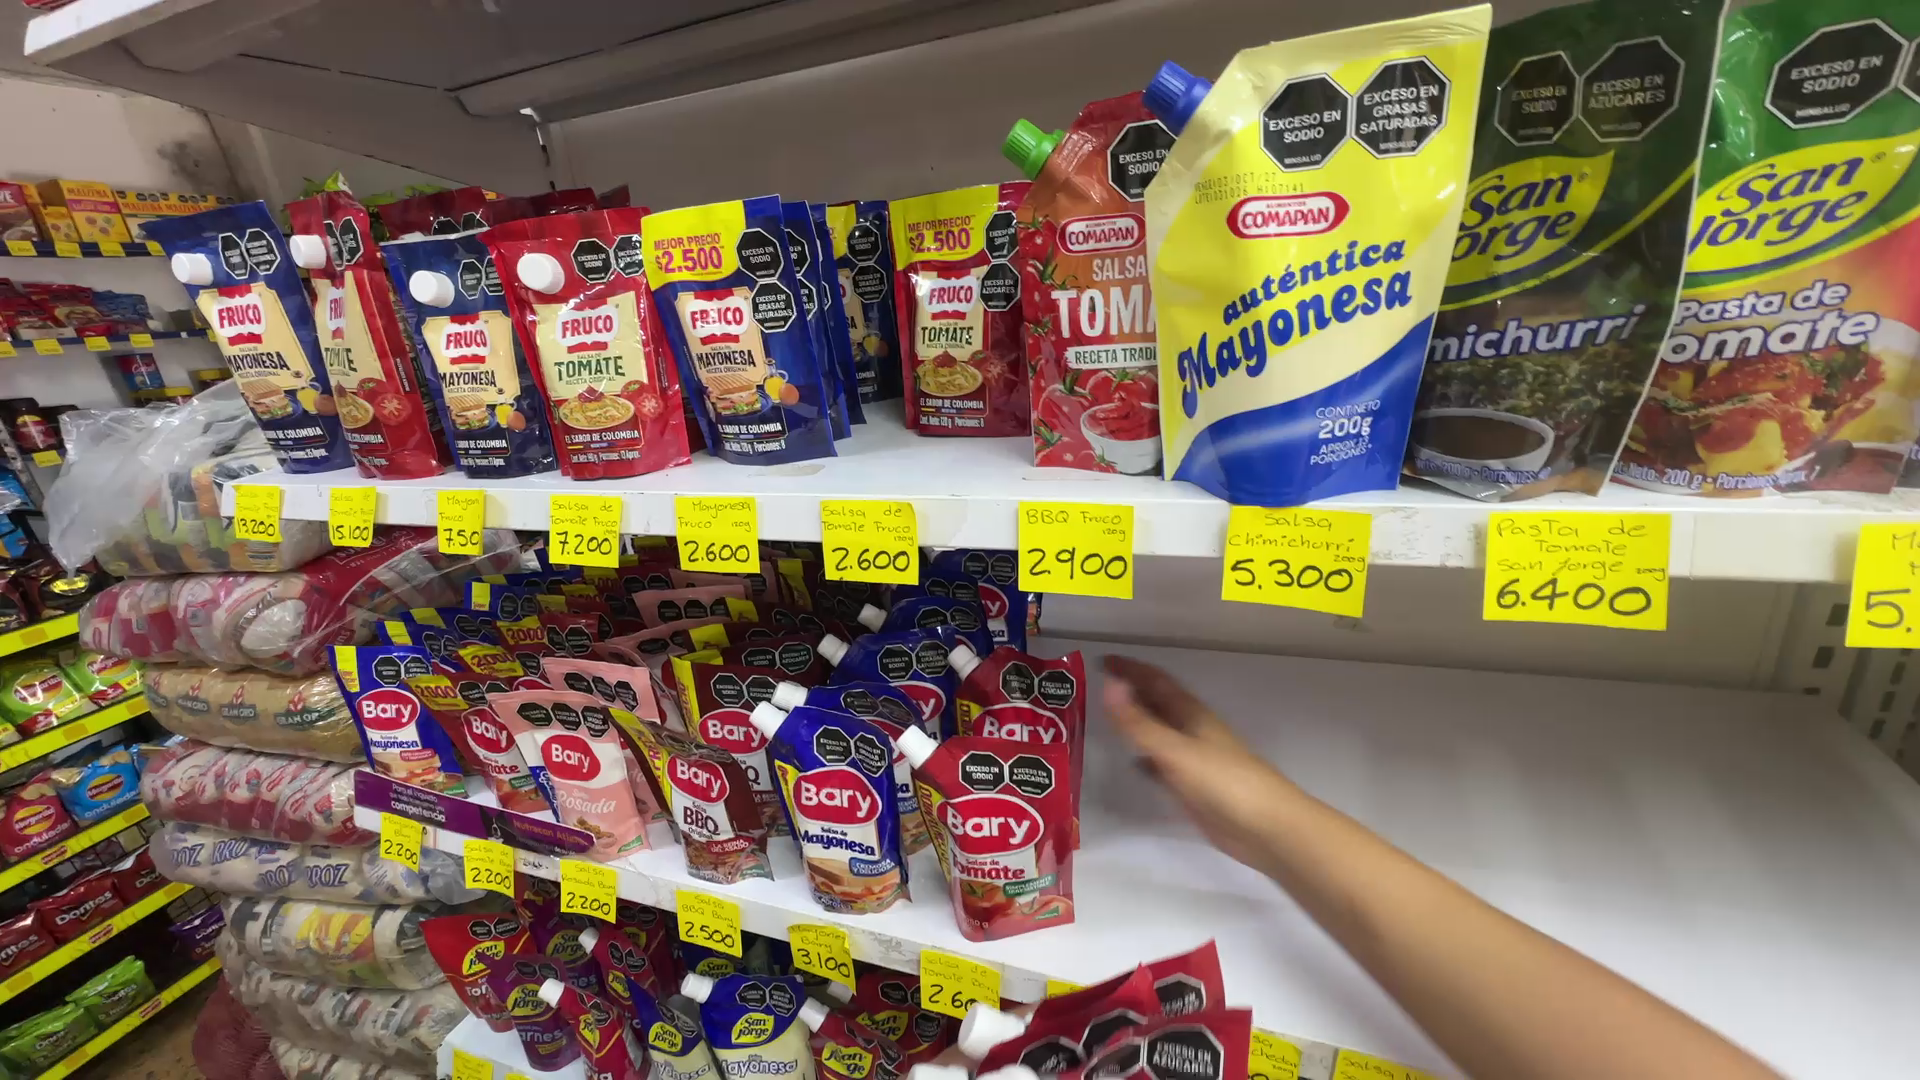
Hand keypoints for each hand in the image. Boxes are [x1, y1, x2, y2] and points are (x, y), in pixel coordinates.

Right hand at [1100, 655, 1298, 874]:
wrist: (1267, 829)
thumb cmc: (1224, 782)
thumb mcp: (1176, 750)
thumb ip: (1139, 722)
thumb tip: (1108, 685)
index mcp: (1191, 714)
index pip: (1156, 681)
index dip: (1131, 669)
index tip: (1104, 661)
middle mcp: (1192, 731)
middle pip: (1158, 703)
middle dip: (1132, 691)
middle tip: (1099, 685)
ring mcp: (1194, 759)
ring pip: (1160, 731)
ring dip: (1137, 722)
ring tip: (1107, 719)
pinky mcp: (1193, 786)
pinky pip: (1163, 763)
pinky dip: (1146, 757)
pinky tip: (1133, 763)